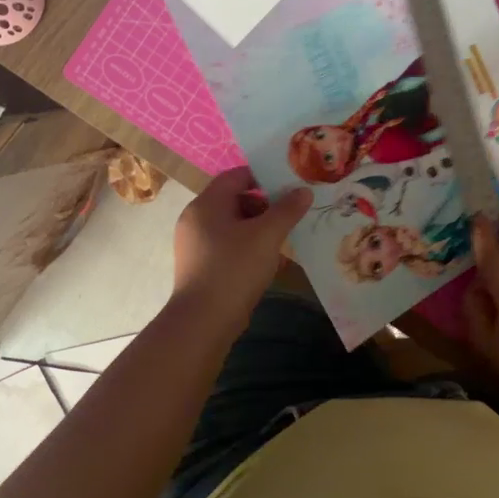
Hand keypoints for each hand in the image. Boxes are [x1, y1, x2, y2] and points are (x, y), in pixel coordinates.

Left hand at [171, 167, 311, 322]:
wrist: (203, 321)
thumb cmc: (234, 268)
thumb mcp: (267, 236)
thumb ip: (287, 210)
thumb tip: (303, 191)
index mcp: (206, 205)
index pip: (235, 176)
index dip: (262, 176)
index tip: (288, 187)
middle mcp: (195, 220)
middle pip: (234, 201)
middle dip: (264, 208)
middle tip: (288, 219)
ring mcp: (194, 245)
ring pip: (232, 227)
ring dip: (258, 231)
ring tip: (281, 244)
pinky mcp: (199, 267)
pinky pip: (227, 247)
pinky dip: (247, 249)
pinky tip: (267, 265)